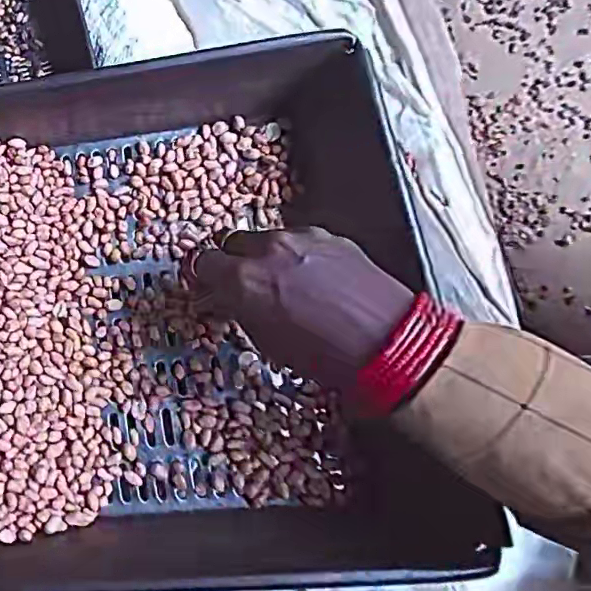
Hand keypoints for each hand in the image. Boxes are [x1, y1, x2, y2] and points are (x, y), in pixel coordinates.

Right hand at [189, 228, 414, 388]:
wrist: (386, 342)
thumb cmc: (323, 353)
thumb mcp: (264, 339)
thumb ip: (237, 310)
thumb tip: (224, 301)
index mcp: (242, 278)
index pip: (204, 262)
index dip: (204, 277)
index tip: (208, 287)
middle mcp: (268, 250)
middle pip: (232, 242)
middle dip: (232, 262)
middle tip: (239, 284)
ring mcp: (302, 238)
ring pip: (267, 239)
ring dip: (265, 256)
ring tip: (279, 283)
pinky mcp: (331, 237)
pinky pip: (300, 240)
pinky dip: (296, 255)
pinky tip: (309, 278)